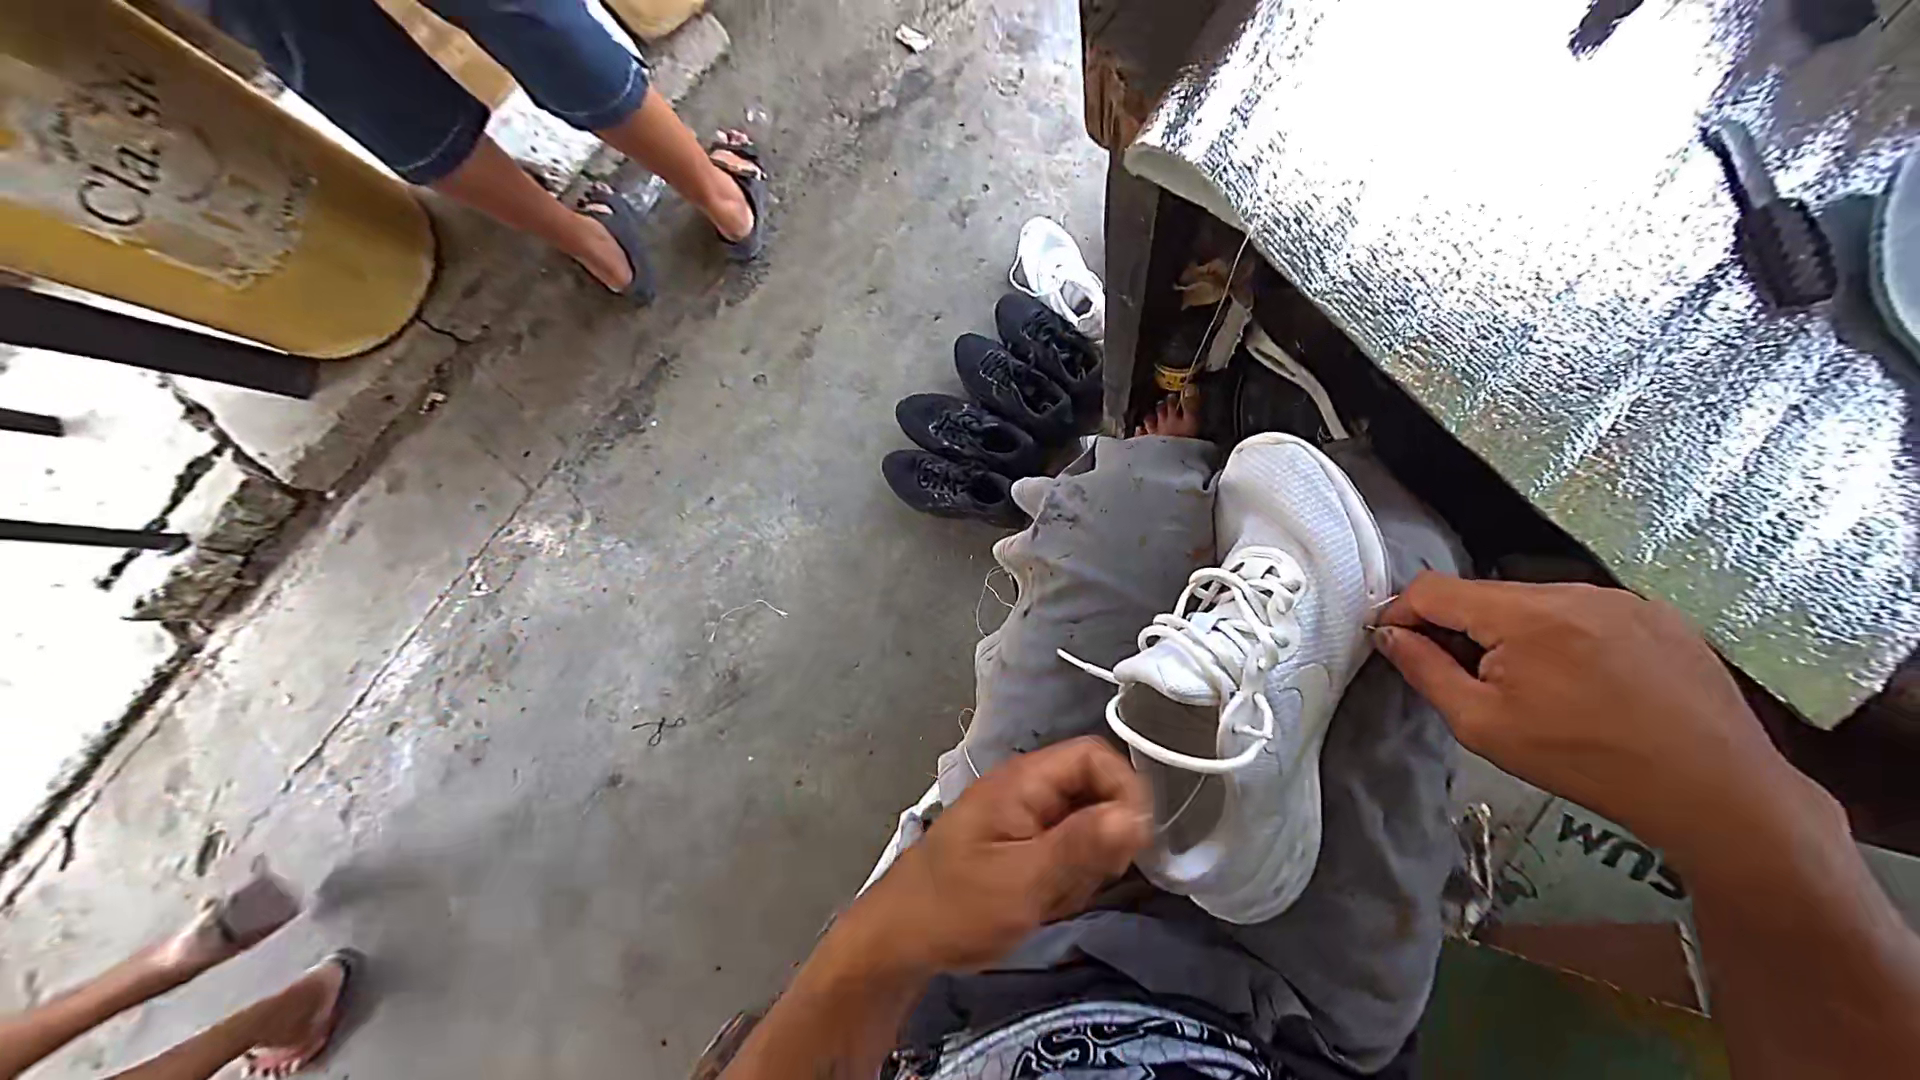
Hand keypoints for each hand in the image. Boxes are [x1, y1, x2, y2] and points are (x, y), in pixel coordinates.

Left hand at [847, 738, 1149, 974]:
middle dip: (1104, 836)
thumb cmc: (956, 906)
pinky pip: (1065, 848)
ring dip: (1085, 863)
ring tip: (1057, 894)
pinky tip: (1045, 901)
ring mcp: (1023, 815)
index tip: (1134, 840)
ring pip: (1085, 823)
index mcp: (1024, 780)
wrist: (900, 937)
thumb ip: (1082, 846)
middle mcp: (1026, 788)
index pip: (1095, 756)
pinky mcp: (1021, 842)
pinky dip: (1068, 876)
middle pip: (1094, 789)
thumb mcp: (1024, 881)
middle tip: (1091, 877)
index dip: (1124, 789)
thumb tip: (1138, 815)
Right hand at [1373, 574, 1826, 859]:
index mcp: (1526, 615)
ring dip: (1504, 629)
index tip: (1394, 643)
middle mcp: (1572, 592)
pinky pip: (1576, 610)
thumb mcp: (1480, 723)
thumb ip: (1423, 668)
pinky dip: (1553, 633)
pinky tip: (1573, 675)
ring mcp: (1620, 599)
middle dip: (1454, 626)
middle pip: (1480, 593)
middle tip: (1458, 673)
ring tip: (1522, 679)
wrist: (1717, 793)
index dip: (1400, 612)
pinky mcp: (1655, 614)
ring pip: (1527, 600)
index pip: (1432, 588)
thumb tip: (1387, 633)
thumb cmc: (1584, 761)